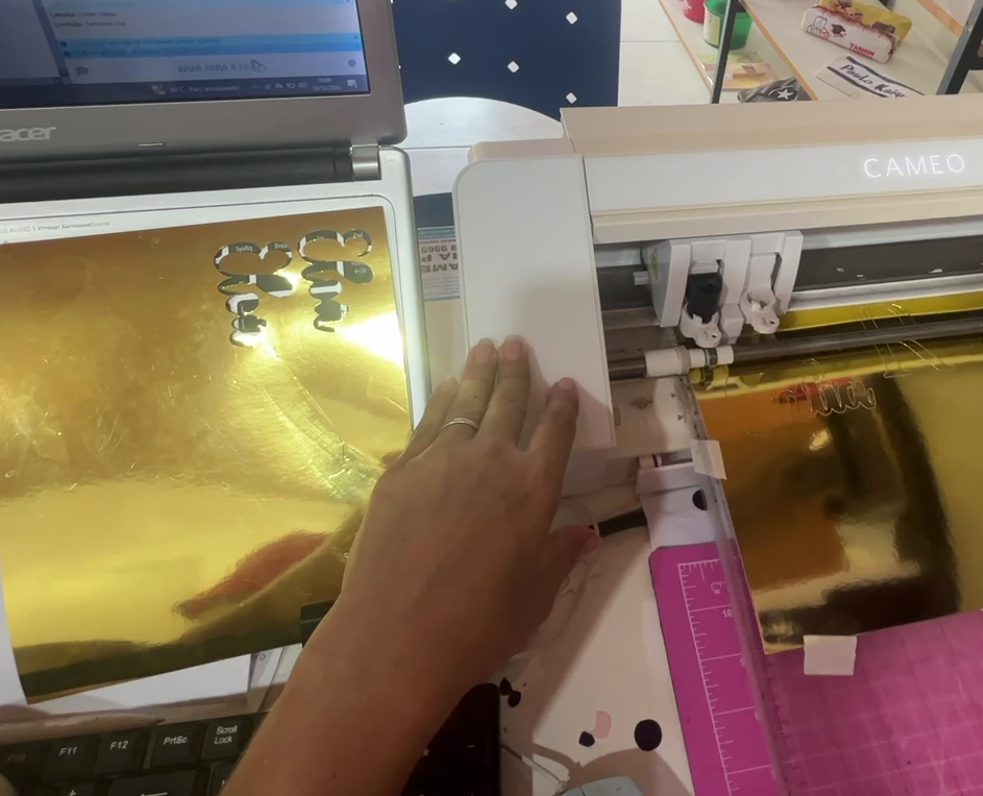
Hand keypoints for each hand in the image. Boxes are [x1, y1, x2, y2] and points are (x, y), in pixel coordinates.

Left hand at [230, 337, 596, 795]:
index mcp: (533, 489)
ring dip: (479, 372)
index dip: (562, 405)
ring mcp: (443, 460)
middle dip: (517, 370)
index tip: (564, 383)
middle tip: (516, 343)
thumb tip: (588, 534)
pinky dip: (442, 400)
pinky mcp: (402, 470)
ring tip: (485, 348)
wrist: (394, 639)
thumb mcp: (534, 597)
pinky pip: (429, 423)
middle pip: (509, 402)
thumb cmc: (477, 625)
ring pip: (467, 402)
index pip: (555, 432)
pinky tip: (446, 389)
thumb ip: (561, 556)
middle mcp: (492, 461)